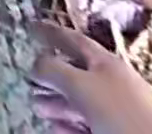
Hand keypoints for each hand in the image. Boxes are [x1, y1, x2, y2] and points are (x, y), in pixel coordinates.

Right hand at [30, 21, 151, 133]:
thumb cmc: (120, 116)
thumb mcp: (79, 85)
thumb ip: (53, 69)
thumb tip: (36, 64)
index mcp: (107, 63)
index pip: (73, 39)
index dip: (50, 32)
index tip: (31, 27)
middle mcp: (114, 83)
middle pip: (76, 72)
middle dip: (51, 75)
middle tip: (30, 78)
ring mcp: (121, 112)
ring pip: (82, 101)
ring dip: (57, 103)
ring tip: (38, 107)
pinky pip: (90, 124)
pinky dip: (70, 125)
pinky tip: (57, 129)